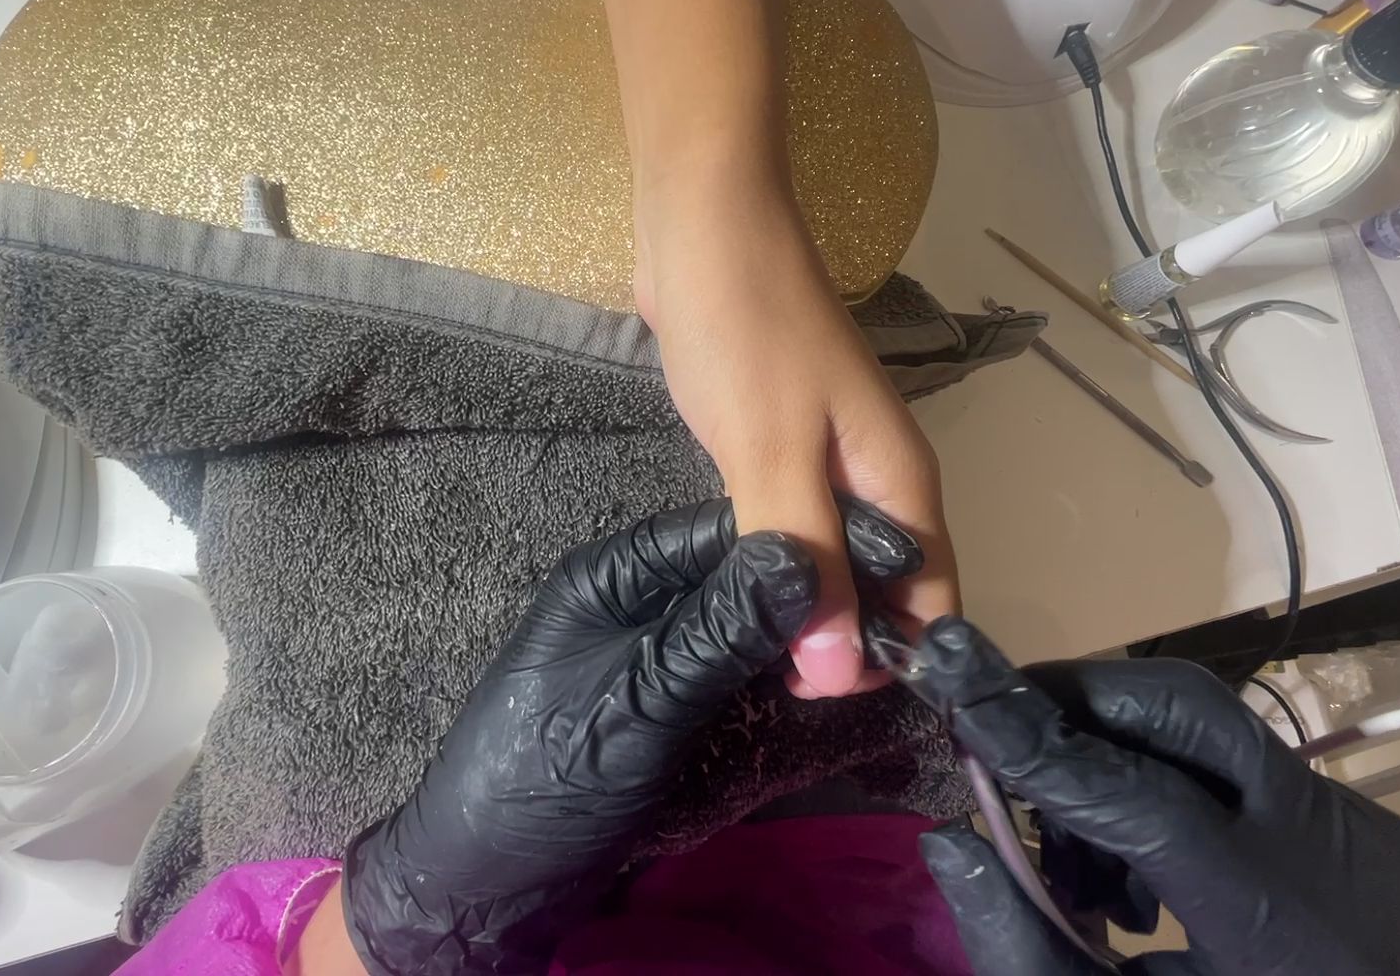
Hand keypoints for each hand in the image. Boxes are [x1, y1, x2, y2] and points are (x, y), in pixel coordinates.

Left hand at [340, 499, 924, 974]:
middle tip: (903, 615)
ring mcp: (660, 643)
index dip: (805, 539)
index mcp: (620, 570)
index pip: (726, 530)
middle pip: (743, 569)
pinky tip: (832, 676)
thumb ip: (717, 631)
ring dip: (808, 629)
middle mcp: (643, 592)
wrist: (496, 870)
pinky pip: (740, 661)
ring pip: (749, 616)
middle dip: (815, 588)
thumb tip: (803, 559)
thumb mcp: (639, 698)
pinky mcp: (673, 690)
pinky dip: (785, 665)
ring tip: (886, 646)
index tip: (893, 560)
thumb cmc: (550, 772)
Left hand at [636, 187, 958, 699]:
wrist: (705, 230)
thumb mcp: (772, 451)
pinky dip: (775, 554)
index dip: (888, 661)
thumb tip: (840, 672)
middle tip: (767, 684)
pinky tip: (734, 582)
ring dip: (807, 600)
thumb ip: (806, 556)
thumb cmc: (745, 332)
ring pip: (835, 550)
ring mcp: (826, 454)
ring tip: (748, 650)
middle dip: (844, 640)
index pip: (930, 600)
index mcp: (898, 482)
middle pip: (885, 582)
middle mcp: (876, 475)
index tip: (815, 703)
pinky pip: (792, 516)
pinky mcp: (778, 439)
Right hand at [905, 616, 1399, 975]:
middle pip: (1186, 711)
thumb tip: (946, 833)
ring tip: (1066, 843)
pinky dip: (1147, 774)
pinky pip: (1222, 756)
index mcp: (1284, 938)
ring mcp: (1358, 831)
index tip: (948, 671)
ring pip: (1201, 720)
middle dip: (1069, 698)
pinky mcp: (1355, 819)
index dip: (1034, 739)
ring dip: (1100, 745)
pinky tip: (1126, 855)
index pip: (1142, 801)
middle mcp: (1339, 862)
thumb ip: (1018, 943)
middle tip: (998, 729)